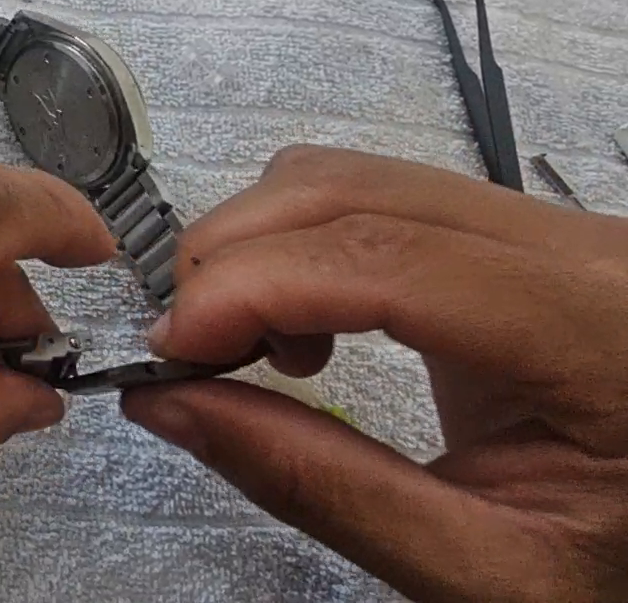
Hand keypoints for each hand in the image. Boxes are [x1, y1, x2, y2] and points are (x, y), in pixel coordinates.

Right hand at [122, 146, 627, 601]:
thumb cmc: (627, 575)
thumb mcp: (493, 574)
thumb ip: (319, 485)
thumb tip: (160, 402)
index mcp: (605, 332)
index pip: (378, 258)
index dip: (246, 289)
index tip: (170, 350)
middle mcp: (582, 248)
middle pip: (338, 192)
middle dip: (227, 259)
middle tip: (192, 348)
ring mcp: (544, 226)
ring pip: (335, 178)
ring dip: (251, 246)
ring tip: (253, 340)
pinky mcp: (503, 230)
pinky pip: (357, 193)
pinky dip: (286, 242)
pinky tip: (305, 320)